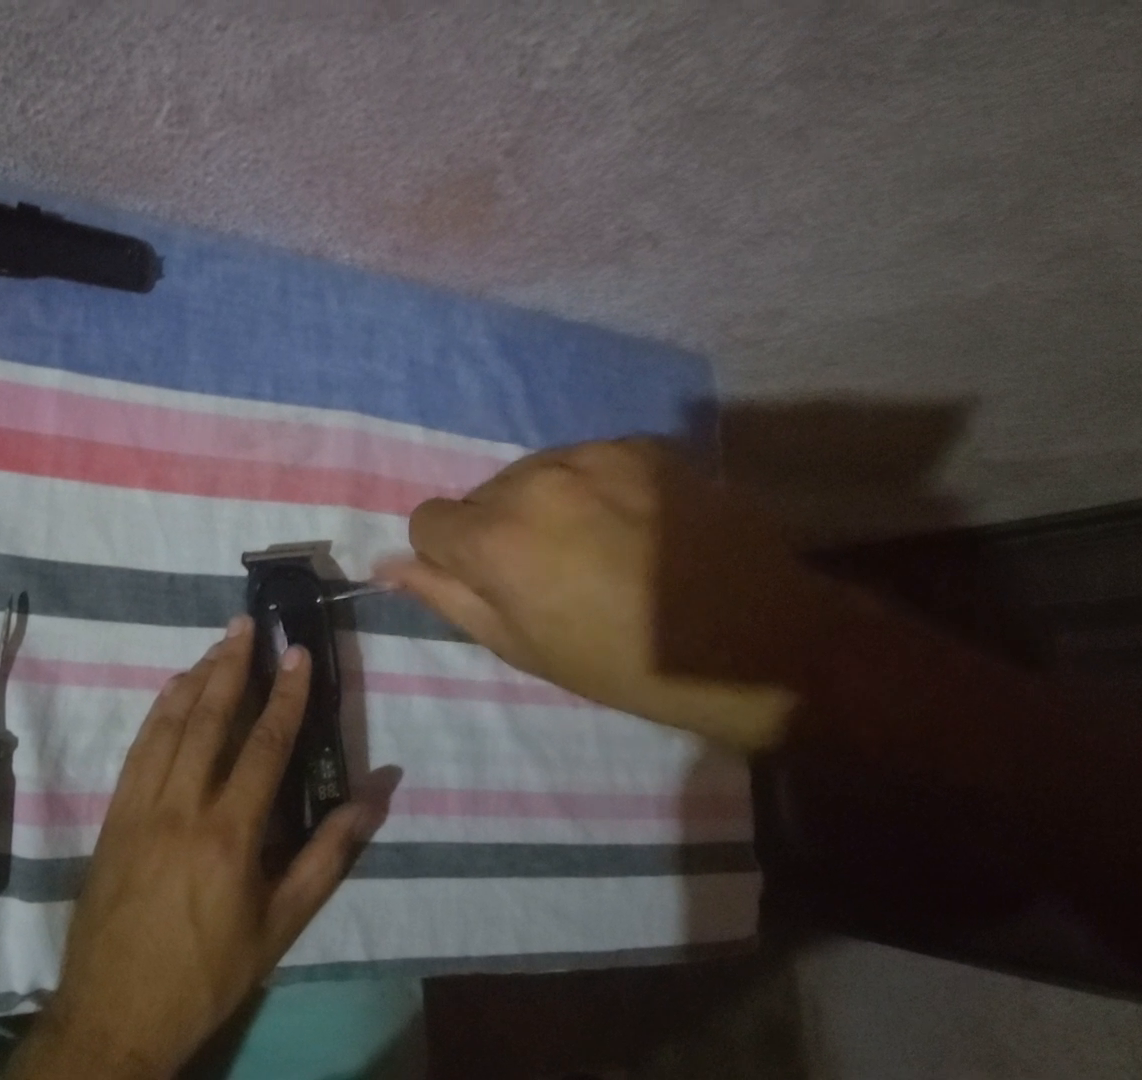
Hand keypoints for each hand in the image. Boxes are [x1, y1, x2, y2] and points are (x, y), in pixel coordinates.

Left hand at [6, 616, 381, 1079]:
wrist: (115, 1012)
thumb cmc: (209, 972)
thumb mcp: (281, 925)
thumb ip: (328, 855)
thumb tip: (374, 795)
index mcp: (229, 833)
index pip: (264, 745)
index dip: (286, 695)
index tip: (298, 653)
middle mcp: (181, 806)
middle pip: (209, 718)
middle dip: (232, 665)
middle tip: (246, 623)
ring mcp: (139, 806)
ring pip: (169, 725)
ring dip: (194, 679)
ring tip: (216, 645)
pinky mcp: (113, 815)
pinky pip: (138, 749)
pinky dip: (158, 712)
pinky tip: (170, 693)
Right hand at [378, 438, 830, 750]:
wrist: (754, 640)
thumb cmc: (623, 663)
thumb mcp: (521, 646)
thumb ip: (447, 597)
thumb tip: (388, 564)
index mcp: (495, 538)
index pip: (428, 520)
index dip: (449, 557)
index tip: (489, 583)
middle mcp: (533, 480)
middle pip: (480, 495)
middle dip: (496, 530)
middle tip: (549, 574)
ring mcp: (592, 455)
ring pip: (531, 475)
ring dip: (542, 506)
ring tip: (595, 548)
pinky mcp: (641, 445)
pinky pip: (585, 462)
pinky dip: (591, 489)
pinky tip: (632, 526)